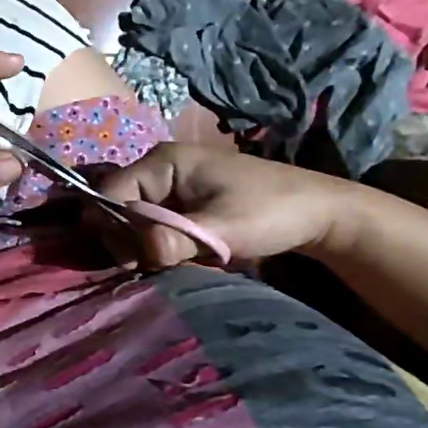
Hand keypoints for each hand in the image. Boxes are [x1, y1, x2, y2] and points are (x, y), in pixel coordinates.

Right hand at [93, 143, 353, 267]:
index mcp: (164, 162)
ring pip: (134, 221)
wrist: (317, 213)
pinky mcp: (183, 206)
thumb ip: (178, 239)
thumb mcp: (224, 228)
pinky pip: (153, 227)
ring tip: (167, 265)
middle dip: (128, 240)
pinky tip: (176, 260)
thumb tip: (141, 254)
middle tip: (154, 265)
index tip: (137, 258)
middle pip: (117, 207)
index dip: (114, 227)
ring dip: (144, 247)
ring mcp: (172, 188)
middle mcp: (161, 170)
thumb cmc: (272, 211)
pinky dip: (158, 246)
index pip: (110, 192)